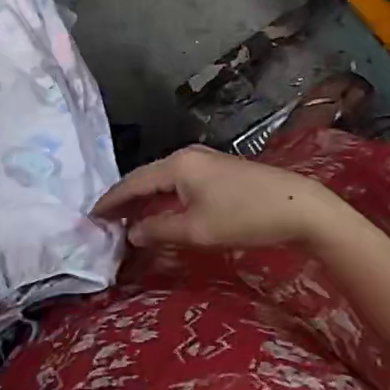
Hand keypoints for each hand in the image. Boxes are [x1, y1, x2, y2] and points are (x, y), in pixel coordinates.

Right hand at [91, 145, 348, 248]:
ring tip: (126, 218)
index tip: (91, 214)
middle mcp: (187, 156)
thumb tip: (132, 232)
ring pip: (163, 180)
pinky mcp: (219, 171)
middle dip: (125, 198)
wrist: (299, 207)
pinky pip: (180, 182)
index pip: (133, 182)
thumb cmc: (244, 217)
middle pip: (146, 177)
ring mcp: (205, 161)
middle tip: (104, 219)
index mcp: (177, 165)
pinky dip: (164, 197)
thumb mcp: (197, 230)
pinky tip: (161, 211)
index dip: (111, 200)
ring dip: (145, 198)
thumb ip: (159, 230)